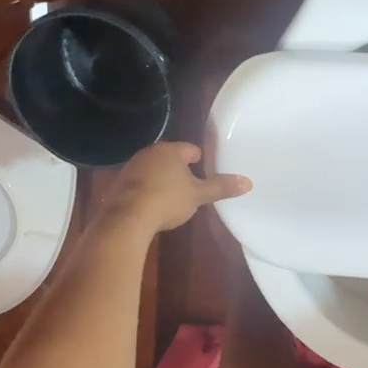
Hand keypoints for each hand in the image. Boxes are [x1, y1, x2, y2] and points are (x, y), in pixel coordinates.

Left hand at [100, 143, 251, 234]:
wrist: (127, 217)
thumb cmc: (167, 200)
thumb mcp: (198, 196)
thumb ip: (221, 187)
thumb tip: (248, 182)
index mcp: (170, 150)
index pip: (191, 149)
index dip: (200, 161)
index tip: (205, 173)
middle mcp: (149, 153)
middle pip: (170, 158)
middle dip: (181, 171)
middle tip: (192, 187)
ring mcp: (132, 167)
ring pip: (154, 170)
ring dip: (162, 180)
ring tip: (173, 198)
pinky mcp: (120, 183)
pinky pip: (140, 183)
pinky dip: (147, 190)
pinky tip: (153, 205)